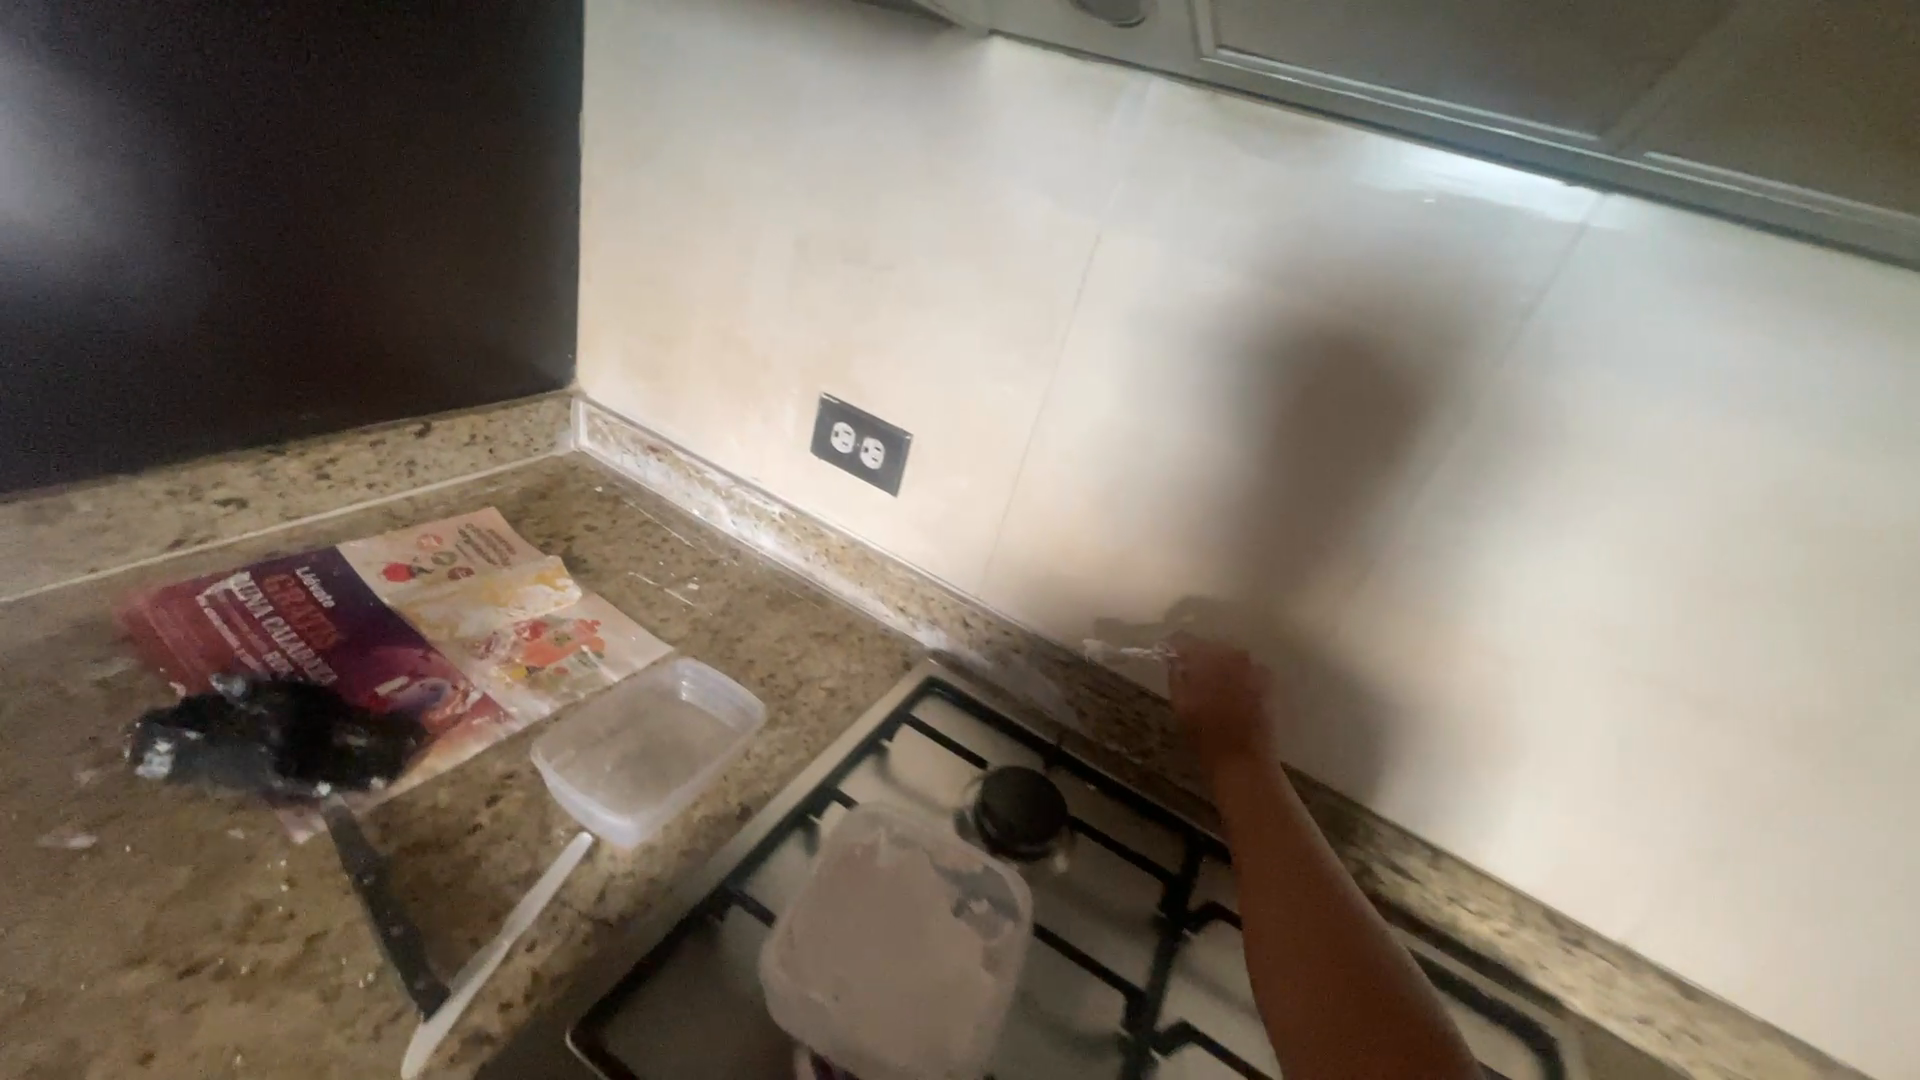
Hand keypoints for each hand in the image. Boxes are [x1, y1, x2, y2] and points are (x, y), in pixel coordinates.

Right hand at [1167, 634, 1272, 766]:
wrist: (1243, 759)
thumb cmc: (1204, 734)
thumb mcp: (1179, 704)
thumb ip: (1175, 674)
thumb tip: (1173, 658)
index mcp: (1206, 658)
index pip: (1183, 639)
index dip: (1173, 647)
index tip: (1167, 657)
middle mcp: (1232, 654)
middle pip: (1209, 645)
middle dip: (1197, 656)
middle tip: (1189, 675)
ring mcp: (1253, 666)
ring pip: (1228, 655)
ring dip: (1218, 665)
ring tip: (1210, 685)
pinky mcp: (1267, 680)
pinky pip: (1246, 668)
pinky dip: (1237, 675)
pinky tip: (1231, 693)